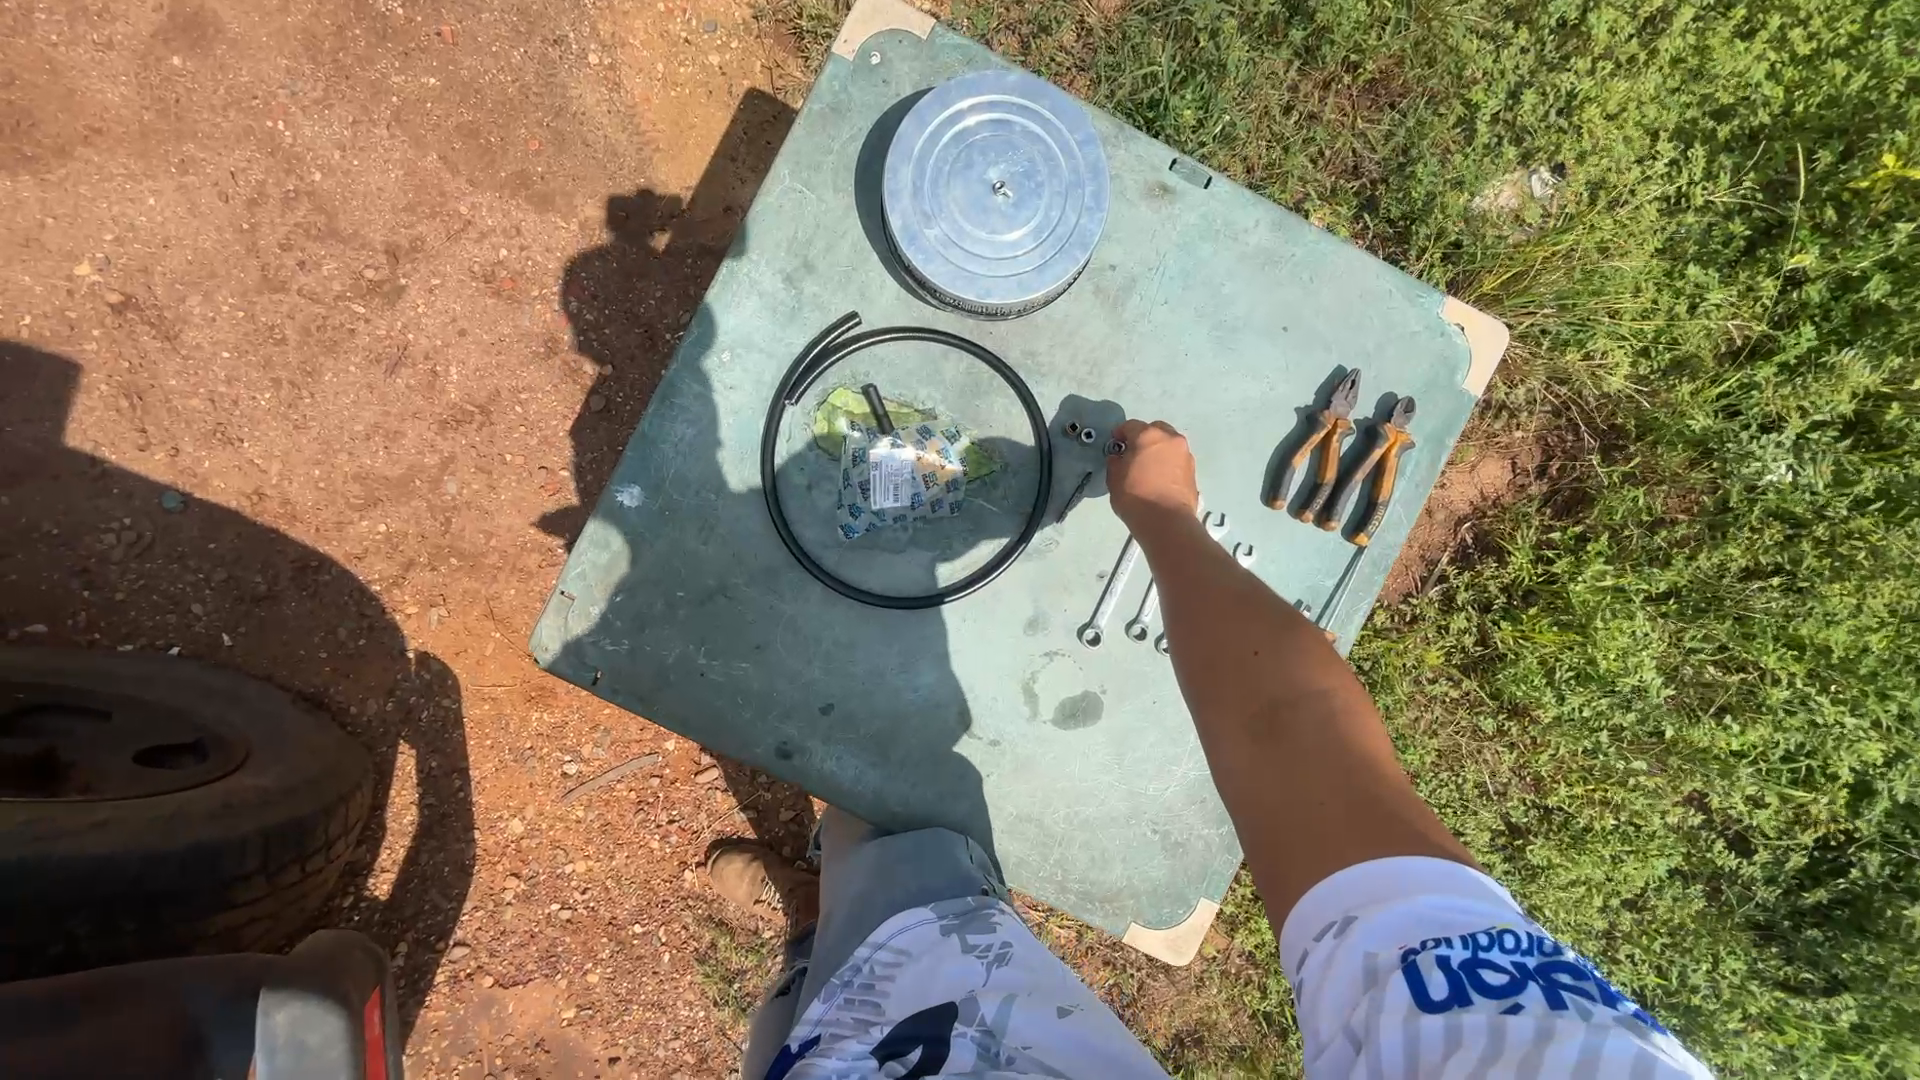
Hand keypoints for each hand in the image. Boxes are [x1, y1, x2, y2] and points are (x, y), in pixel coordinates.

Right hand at [1106, 419, 1199, 531]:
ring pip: (1169, 444)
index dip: (1120, 433)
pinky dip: (1168, 463)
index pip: (1130, 426)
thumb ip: (1115, 463)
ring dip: (1158, 450)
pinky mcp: (1193, 470)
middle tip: (1134, 452)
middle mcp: (1170, 439)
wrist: (1166, 521)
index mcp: (1148, 436)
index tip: (1115, 443)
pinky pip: (1177, 459)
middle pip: (1155, 429)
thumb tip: (1119, 458)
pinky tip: (1160, 477)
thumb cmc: (1135, 496)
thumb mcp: (1115, 479)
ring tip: (1149, 466)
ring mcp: (1185, 454)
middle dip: (1144, 437)